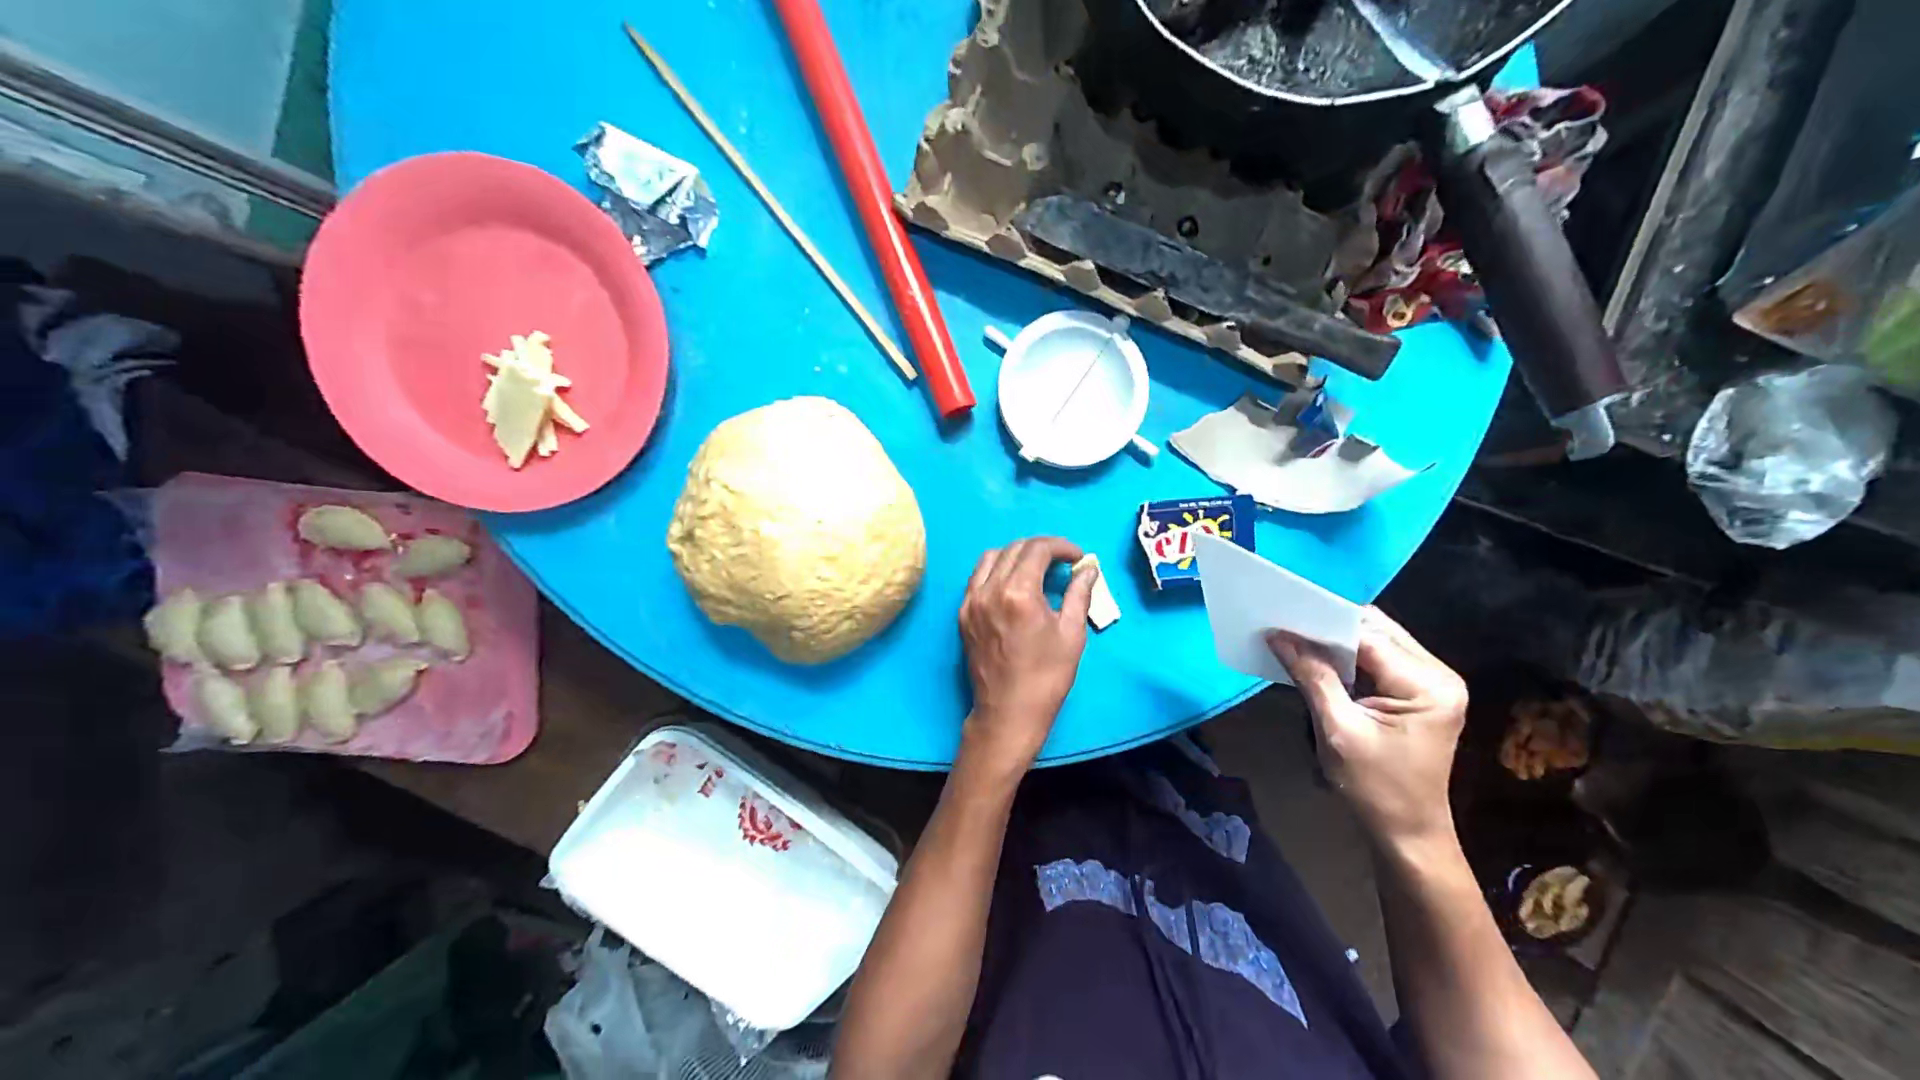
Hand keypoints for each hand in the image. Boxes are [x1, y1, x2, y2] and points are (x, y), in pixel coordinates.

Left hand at [958, 537, 1095, 775]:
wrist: (1008, 712)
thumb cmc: (1047, 676)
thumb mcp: (1072, 633)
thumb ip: (1079, 594)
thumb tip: (1087, 568)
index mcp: (1018, 592)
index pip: (1038, 549)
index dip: (1062, 546)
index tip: (1077, 557)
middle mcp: (989, 589)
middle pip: (1014, 548)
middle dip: (1042, 548)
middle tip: (1062, 561)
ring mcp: (971, 601)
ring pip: (991, 557)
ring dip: (1016, 554)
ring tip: (1037, 568)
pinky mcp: (963, 614)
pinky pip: (977, 577)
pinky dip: (997, 570)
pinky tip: (1013, 583)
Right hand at [1269, 607, 1467, 850]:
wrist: (1407, 831)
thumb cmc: (1374, 787)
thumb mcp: (1337, 729)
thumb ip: (1312, 676)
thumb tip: (1280, 636)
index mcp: (1428, 686)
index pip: (1369, 638)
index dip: (1324, 624)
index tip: (1283, 615)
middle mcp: (1439, 675)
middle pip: (1377, 632)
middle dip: (1331, 626)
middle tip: (1286, 620)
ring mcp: (1434, 683)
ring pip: (1378, 641)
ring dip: (1338, 639)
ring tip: (1296, 633)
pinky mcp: (1421, 691)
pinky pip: (1380, 658)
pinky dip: (1349, 655)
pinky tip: (1319, 655)